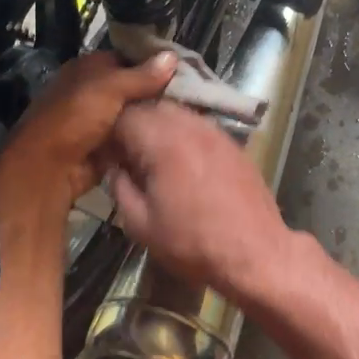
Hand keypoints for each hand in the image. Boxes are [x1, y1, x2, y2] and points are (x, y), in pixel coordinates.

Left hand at [0, 51, 175, 249]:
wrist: (49, 168)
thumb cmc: (75, 118)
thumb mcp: (110, 89)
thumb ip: (142, 75)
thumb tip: (173, 56)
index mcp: (88, 69)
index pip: (127, 59)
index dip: (153, 63)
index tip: (184, 69)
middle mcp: (93, 92)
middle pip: (133, 88)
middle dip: (158, 92)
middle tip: (193, 94)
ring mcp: (99, 121)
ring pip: (134, 114)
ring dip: (154, 116)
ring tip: (190, 114)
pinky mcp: (105, 146)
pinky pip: (131, 137)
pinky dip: (146, 137)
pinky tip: (173, 136)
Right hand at [106, 100, 291, 292]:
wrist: (254, 253)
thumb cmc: (193, 243)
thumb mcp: (141, 224)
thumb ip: (120, 186)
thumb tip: (114, 166)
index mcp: (164, 143)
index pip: (125, 114)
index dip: (109, 131)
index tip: (104, 152)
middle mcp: (191, 127)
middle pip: (152, 106)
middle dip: (135, 124)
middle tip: (126, 154)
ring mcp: (216, 132)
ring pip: (178, 112)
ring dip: (160, 127)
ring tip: (153, 158)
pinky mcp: (233, 142)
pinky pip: (199, 125)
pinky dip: (183, 134)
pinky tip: (181, 161)